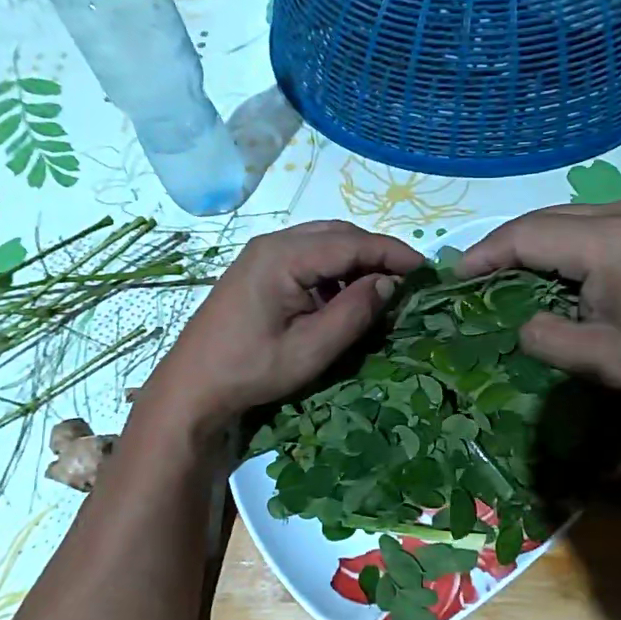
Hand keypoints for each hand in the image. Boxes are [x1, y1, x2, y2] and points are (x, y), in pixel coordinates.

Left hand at [139, 220, 425, 433]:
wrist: (193, 385)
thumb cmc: (251, 369)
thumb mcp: (311, 349)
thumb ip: (355, 312)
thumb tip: (389, 282)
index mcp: (283, 256)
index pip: (352, 242)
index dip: (393, 252)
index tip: (426, 269)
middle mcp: (272, 243)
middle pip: (338, 235)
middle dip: (376, 254)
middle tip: (407, 281)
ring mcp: (261, 253)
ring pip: (323, 242)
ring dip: (354, 261)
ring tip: (380, 290)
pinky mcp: (257, 268)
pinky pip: (306, 255)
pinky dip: (332, 270)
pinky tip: (341, 297)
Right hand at [457, 200, 620, 409]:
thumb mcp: (608, 362)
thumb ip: (548, 339)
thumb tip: (524, 323)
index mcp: (605, 241)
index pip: (522, 235)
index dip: (482, 255)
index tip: (454, 278)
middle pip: (544, 218)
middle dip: (505, 246)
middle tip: (478, 279)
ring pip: (571, 218)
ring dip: (537, 244)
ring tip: (513, 278)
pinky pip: (599, 226)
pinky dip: (568, 245)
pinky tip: (567, 275)